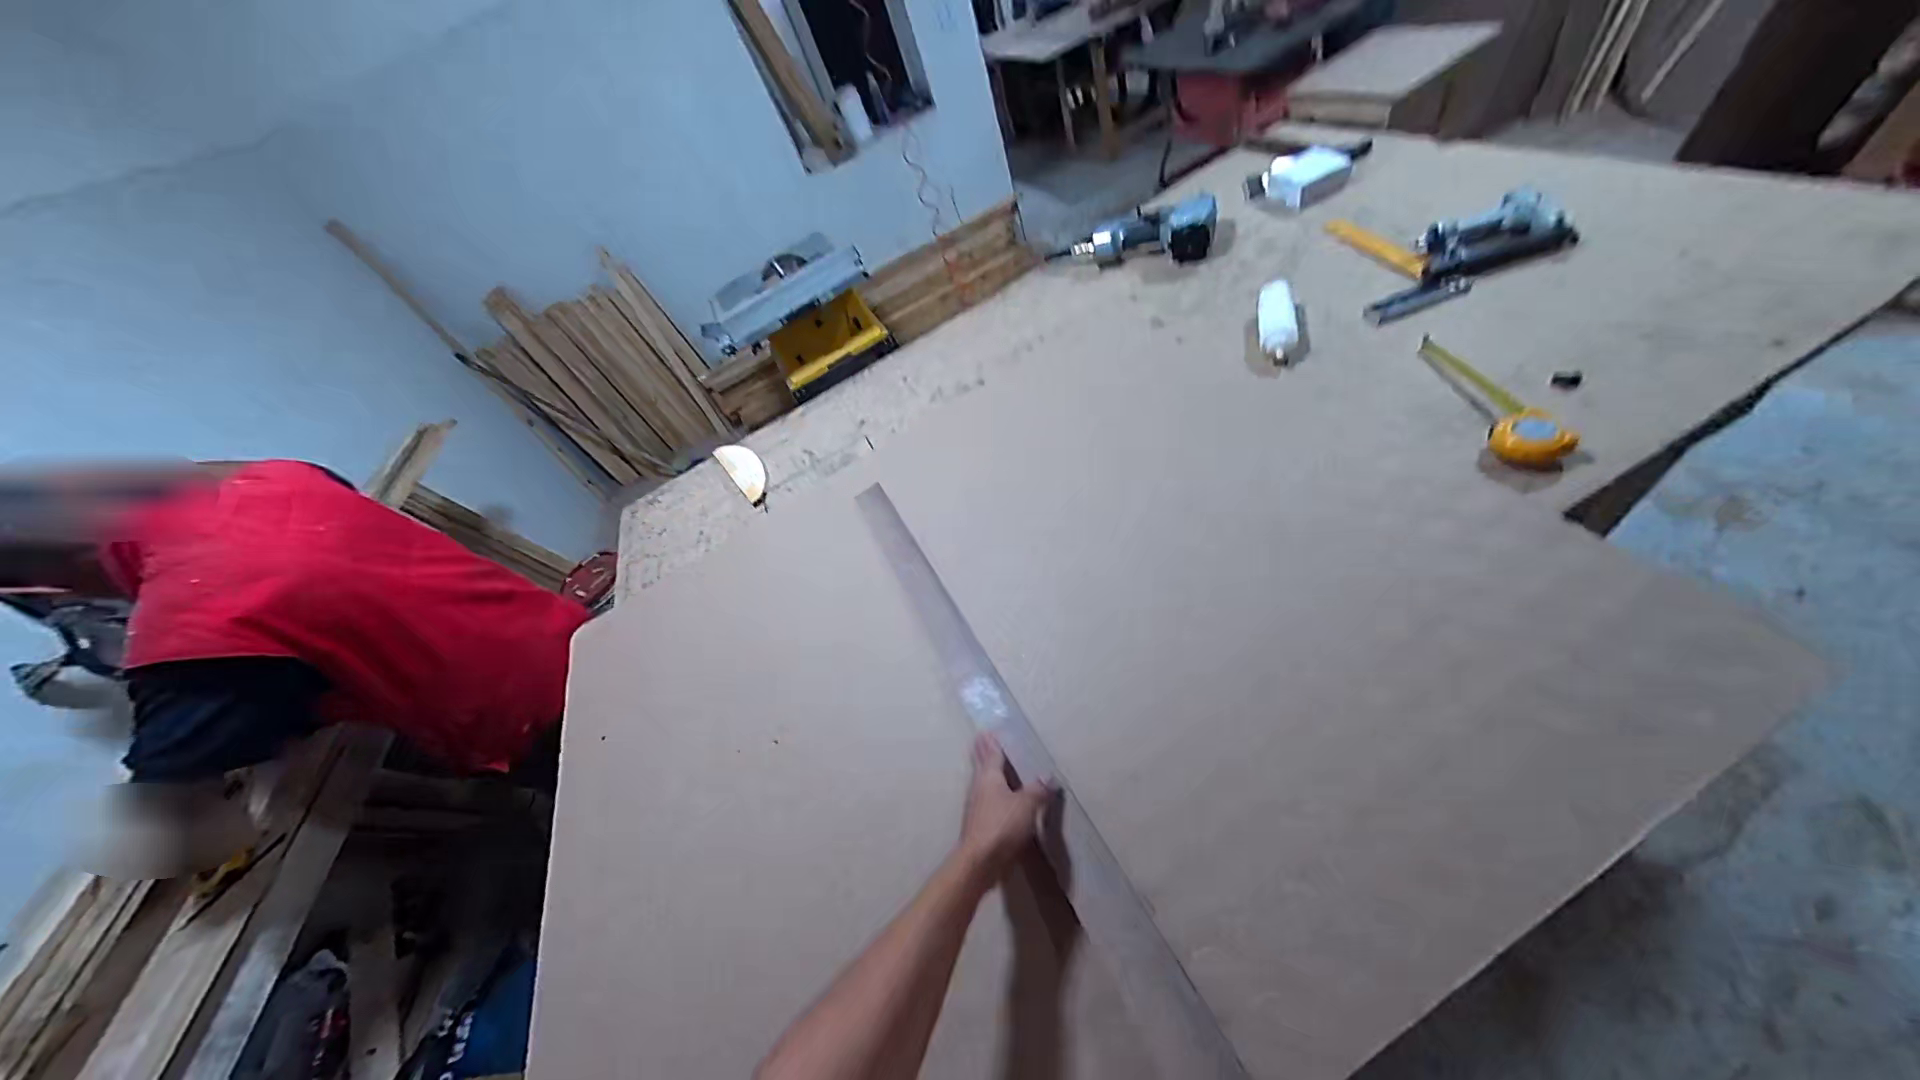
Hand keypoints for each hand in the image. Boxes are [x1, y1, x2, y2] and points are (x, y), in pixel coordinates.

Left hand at [956, 733, 1054, 877]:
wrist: (979, 860)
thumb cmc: (1001, 825)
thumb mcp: (1026, 805)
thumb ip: (1037, 790)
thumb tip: (1048, 777)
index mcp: (989, 776)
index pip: (992, 753)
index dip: (993, 741)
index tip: (989, 729)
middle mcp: (979, 786)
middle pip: (982, 765)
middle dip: (984, 752)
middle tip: (984, 740)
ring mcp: (976, 805)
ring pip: (984, 782)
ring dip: (988, 772)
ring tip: (995, 765)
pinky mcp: (979, 822)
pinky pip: (988, 799)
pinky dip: (994, 792)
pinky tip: (1000, 798)